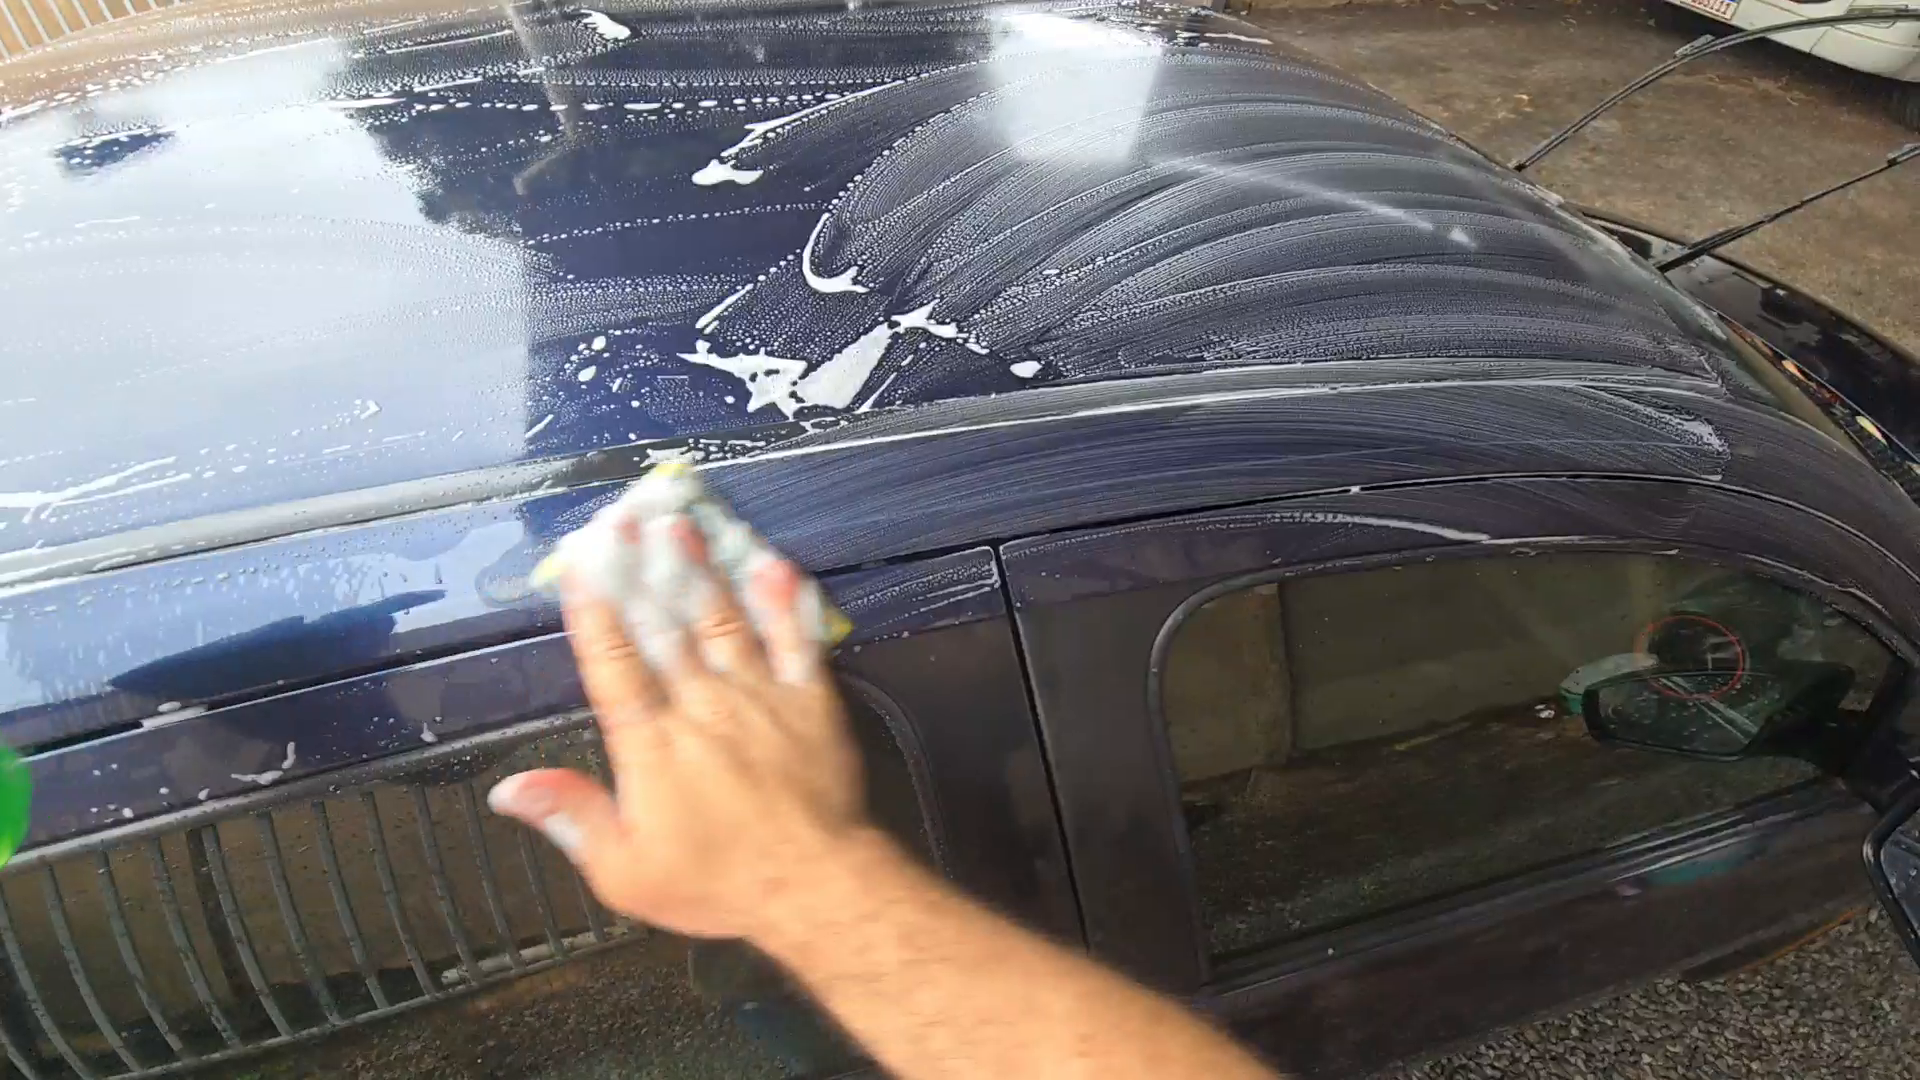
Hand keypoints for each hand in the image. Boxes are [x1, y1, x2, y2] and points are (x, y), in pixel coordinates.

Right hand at [487, 517, 869, 939]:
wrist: (812, 880)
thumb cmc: (717, 879)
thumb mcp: (627, 871)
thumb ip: (574, 816)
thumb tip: (509, 786)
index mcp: (654, 743)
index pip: (614, 664)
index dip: (595, 611)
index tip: (583, 564)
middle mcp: (704, 705)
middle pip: (667, 628)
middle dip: (642, 571)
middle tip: (626, 521)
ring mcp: (761, 694)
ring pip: (724, 621)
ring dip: (702, 571)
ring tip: (683, 527)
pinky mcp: (810, 697)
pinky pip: (798, 641)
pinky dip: (785, 603)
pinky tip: (775, 565)